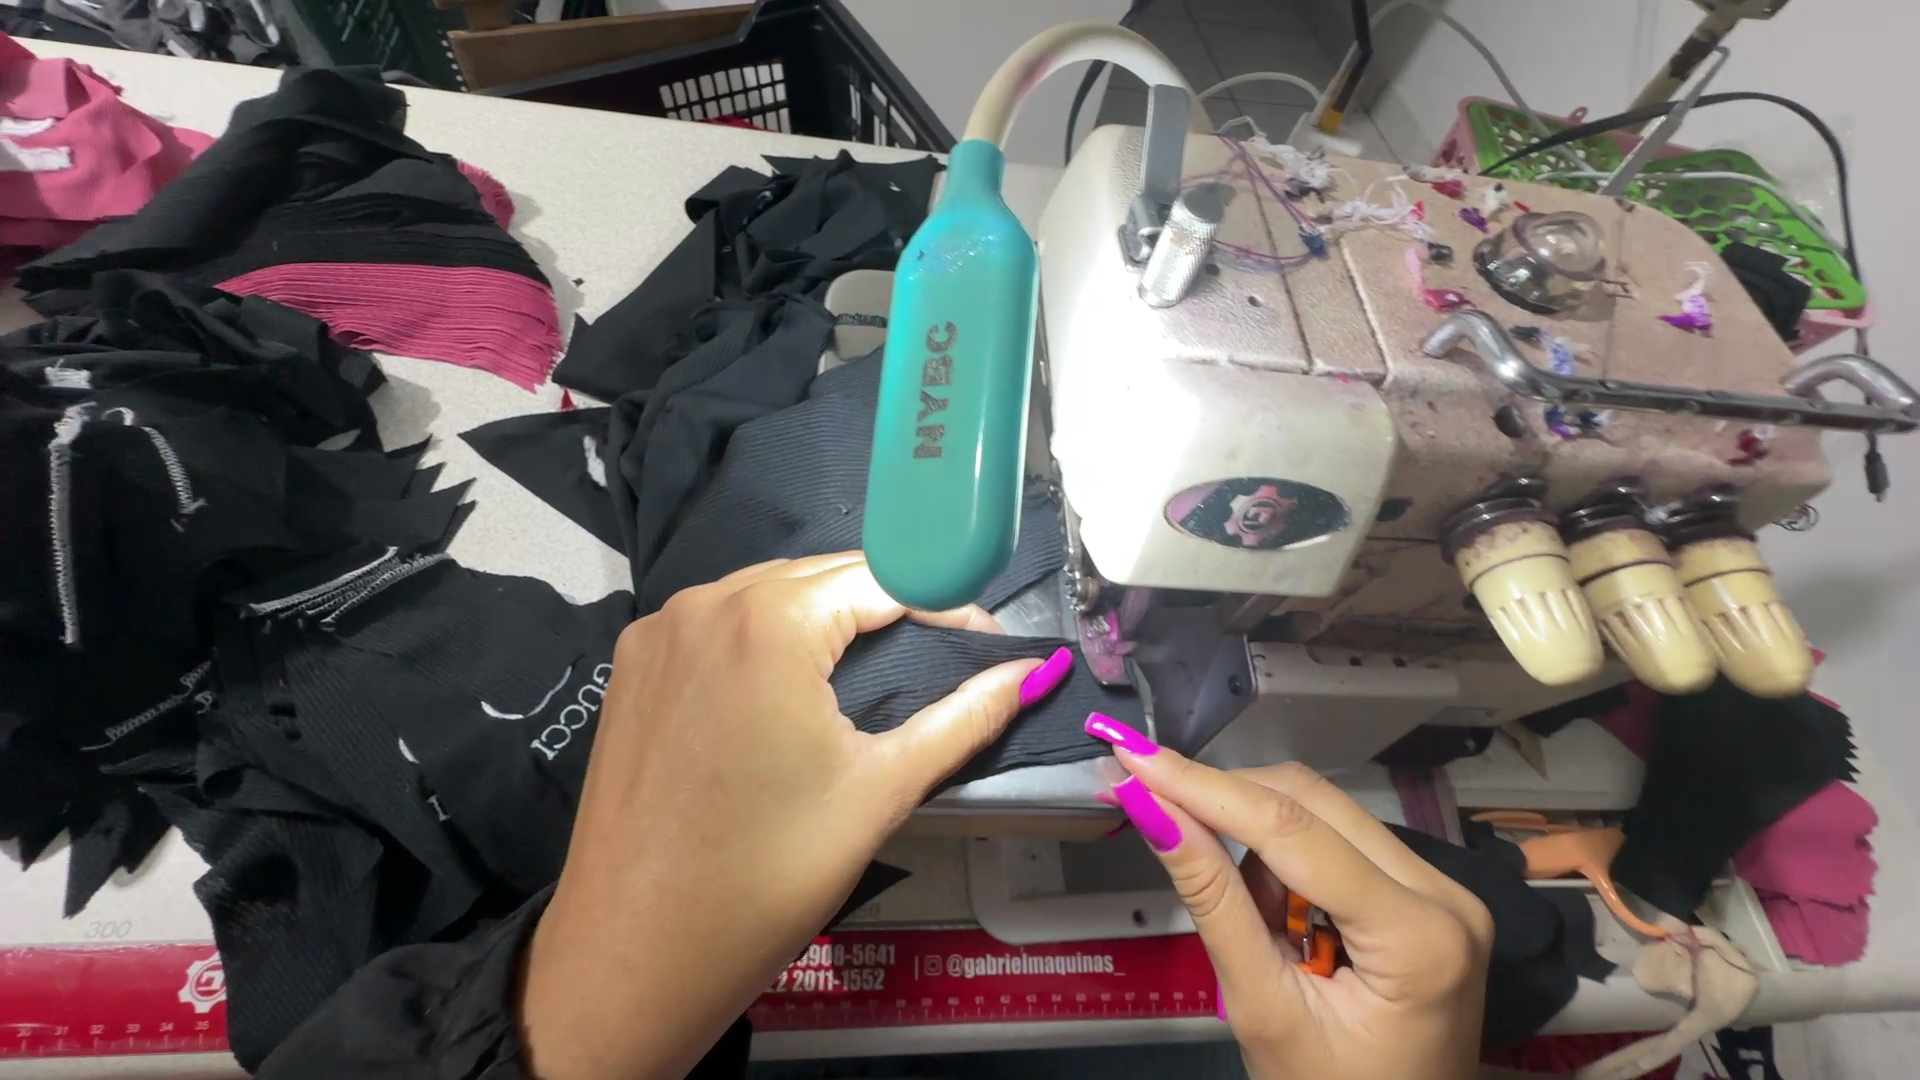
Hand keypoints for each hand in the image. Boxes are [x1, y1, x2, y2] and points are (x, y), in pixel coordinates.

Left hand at [515, 553, 1065, 1079]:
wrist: (632, 958)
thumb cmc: (768, 874)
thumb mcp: (881, 788)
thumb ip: (967, 717)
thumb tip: (1034, 672)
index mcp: (770, 623)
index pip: (884, 579)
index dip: (945, 604)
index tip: (986, 641)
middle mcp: (707, 602)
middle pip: (824, 577)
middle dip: (891, 602)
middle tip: (942, 649)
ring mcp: (661, 627)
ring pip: (771, 590)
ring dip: (830, 612)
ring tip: (880, 658)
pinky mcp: (634, 658)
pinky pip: (722, 617)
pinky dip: (770, 628)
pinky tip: (796, 674)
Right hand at [1088, 718, 1492, 1079]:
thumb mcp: (1260, 1007)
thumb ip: (1211, 899)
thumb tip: (1152, 810)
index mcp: (1416, 938)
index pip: (1289, 830)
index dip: (1202, 786)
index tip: (1134, 756)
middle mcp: (1443, 894)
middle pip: (1309, 800)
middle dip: (1222, 798)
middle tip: (1150, 797)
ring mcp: (1441, 887)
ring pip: (1320, 806)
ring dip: (1253, 829)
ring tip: (1242, 905)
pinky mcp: (1425, 888)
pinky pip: (1336, 832)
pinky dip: (1283, 849)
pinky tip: (1274, 906)